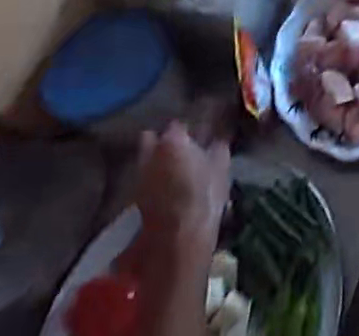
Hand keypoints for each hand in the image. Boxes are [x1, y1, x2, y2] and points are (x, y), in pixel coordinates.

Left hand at [131, 122, 230, 247]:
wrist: (181, 235)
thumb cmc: (205, 191)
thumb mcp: (221, 162)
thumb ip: (217, 144)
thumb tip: (218, 136)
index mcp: (172, 140)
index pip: (179, 124)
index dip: (190, 127)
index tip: (201, 130)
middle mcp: (150, 154)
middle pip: (151, 138)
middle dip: (163, 139)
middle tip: (182, 144)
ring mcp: (140, 176)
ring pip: (146, 159)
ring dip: (157, 158)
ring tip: (176, 164)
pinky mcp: (136, 197)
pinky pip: (145, 177)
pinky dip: (155, 176)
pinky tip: (170, 182)